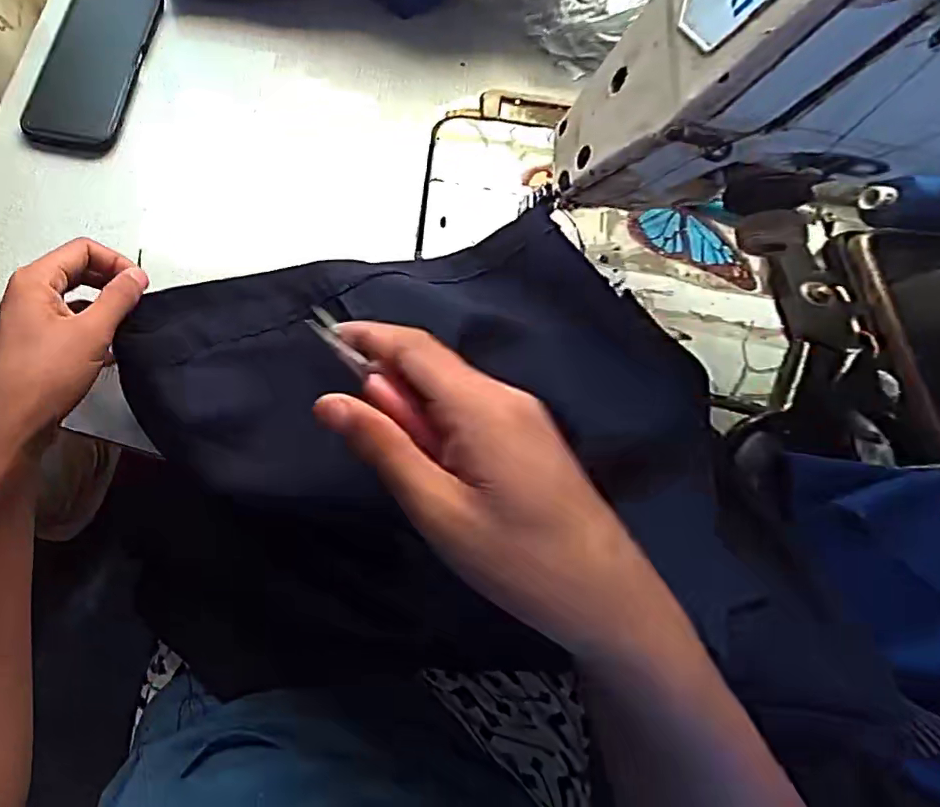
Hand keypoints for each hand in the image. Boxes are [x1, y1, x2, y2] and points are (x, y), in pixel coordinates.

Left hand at [0, 239, 147, 472]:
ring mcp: (28, 320)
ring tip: (123, 324)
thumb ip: (118, 298)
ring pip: (74, 298)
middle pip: (77, 269)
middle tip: (134, 298)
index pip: (82, 249)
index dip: (115, 261)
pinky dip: (90, 328)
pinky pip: (67, 322)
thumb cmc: (38, 381)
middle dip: (109, 281)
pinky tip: (107, 349)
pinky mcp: (33, 344)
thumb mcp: (91, 333)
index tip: (137, 282)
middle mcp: (26, 295)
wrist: (8, 429)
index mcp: (34, 281)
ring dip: (101, 307)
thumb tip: (135, 276)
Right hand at [312, 323, 675, 660]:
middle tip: (368, 441)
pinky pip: (467, 409)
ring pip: (446, 390)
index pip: (413, 347)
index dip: (368, 335)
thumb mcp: (436, 507)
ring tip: (416, 474)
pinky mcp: (527, 434)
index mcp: (481, 405)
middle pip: (428, 366)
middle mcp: (504, 396)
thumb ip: (382, 446)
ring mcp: (521, 413)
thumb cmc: (519, 560)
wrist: (612, 604)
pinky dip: (436, 425)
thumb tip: (329, 401)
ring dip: (412, 413)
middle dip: (388, 388)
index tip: (327, 337)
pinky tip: (441, 472)